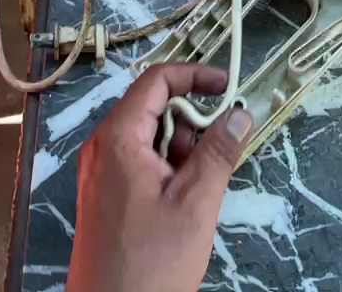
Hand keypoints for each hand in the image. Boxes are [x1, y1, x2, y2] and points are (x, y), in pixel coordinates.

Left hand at [68, 63, 253, 291]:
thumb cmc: (149, 266)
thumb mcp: (194, 205)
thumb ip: (218, 152)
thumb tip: (240, 113)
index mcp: (118, 137)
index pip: (157, 80)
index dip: (195, 76)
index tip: (228, 86)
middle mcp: (103, 145)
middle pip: (154, 108)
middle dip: (189, 126)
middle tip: (211, 160)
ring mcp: (100, 170)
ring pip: (149, 137)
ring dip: (179, 152)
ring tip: (193, 194)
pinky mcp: (104, 193)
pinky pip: (139, 160)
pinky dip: (166, 169)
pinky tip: (178, 203)